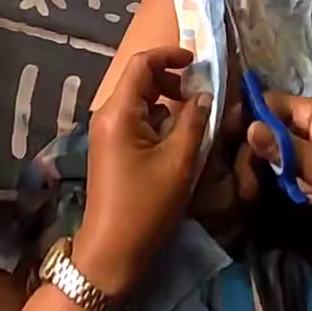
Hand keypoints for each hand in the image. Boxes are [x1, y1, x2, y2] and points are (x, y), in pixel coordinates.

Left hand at [75, 47, 210, 298]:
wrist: (110, 256)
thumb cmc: (145, 206)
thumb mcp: (178, 161)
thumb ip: (194, 121)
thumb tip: (204, 95)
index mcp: (119, 111)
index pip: (142, 64)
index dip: (169, 55)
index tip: (195, 62)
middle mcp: (108, 114)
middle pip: (141, 80)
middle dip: (172, 81)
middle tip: (200, 97)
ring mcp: (107, 131)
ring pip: (140, 100)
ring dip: (168, 102)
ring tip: (193, 120)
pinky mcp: (111, 147)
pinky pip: (136, 118)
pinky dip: (158, 119)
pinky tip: (176, 139)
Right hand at [245, 92, 311, 264]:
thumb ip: (284, 148)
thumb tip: (249, 126)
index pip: (270, 103)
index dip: (248, 116)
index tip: (226, 138)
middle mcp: (309, 128)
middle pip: (267, 129)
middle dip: (253, 152)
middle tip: (244, 182)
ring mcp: (309, 153)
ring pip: (272, 152)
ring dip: (260, 170)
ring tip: (250, 194)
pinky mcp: (310, 177)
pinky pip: (282, 171)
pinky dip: (274, 182)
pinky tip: (265, 197)